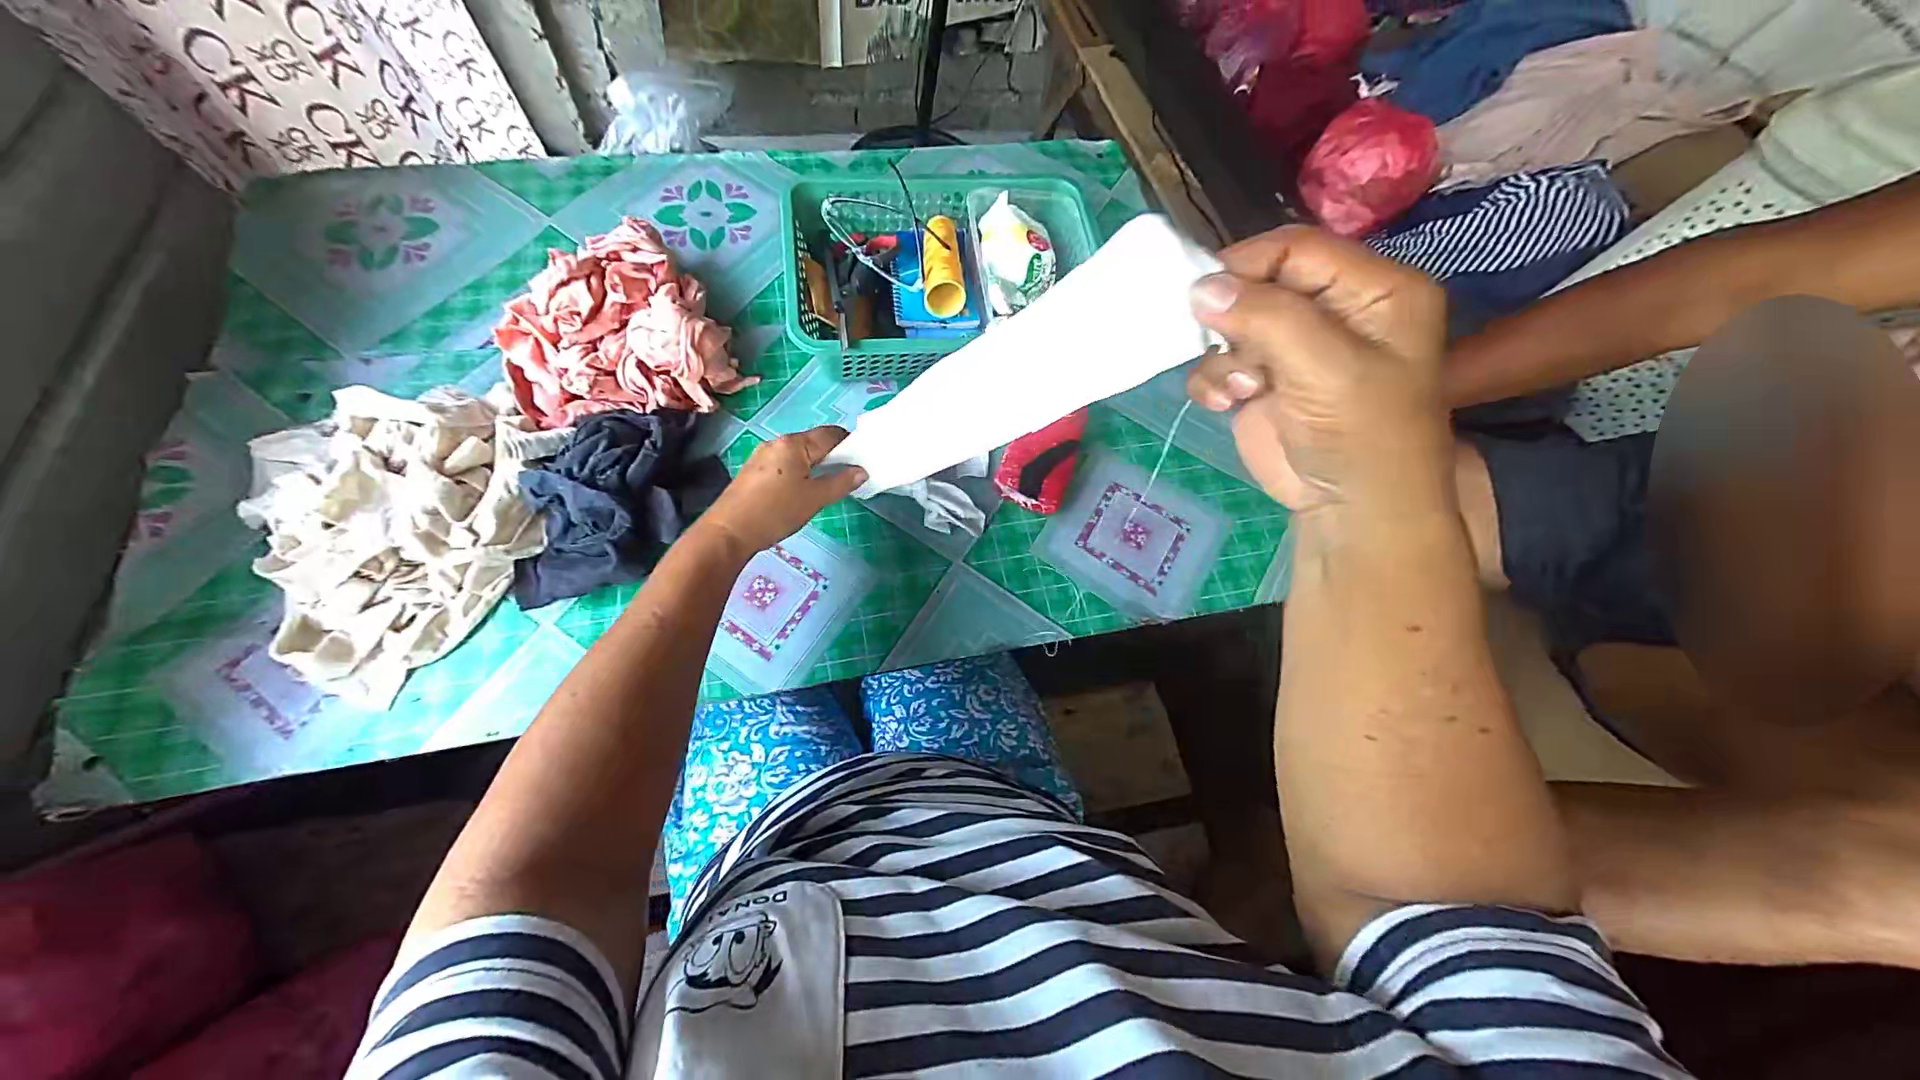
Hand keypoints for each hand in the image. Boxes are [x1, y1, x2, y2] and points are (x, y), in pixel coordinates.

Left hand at [697, 426, 865, 558]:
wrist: (728, 532)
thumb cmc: (775, 512)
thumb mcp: (814, 499)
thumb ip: (841, 482)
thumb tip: (861, 471)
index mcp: (794, 444)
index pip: (830, 434)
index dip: (849, 444)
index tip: (862, 460)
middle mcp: (777, 443)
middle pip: (813, 443)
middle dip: (833, 456)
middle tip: (848, 477)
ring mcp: (763, 456)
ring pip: (799, 455)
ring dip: (816, 466)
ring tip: (828, 487)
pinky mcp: (755, 471)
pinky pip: (785, 465)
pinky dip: (800, 473)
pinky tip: (804, 492)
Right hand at [1186, 226, 1449, 513]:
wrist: (1348, 509)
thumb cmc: (1360, 435)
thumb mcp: (1325, 368)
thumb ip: (1266, 318)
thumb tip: (1200, 287)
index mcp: (1372, 290)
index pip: (1298, 250)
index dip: (1249, 264)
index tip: (1205, 293)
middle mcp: (1331, 310)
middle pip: (1258, 283)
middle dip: (1231, 317)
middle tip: (1217, 342)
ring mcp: (1291, 348)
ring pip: (1231, 324)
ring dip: (1222, 356)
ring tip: (1241, 388)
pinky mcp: (1260, 381)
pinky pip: (1218, 362)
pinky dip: (1213, 381)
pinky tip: (1226, 403)